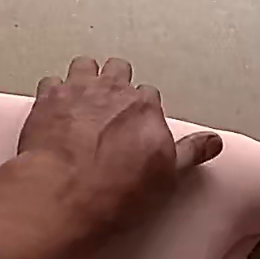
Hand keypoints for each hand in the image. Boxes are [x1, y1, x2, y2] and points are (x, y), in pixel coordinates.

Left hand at [13, 56, 222, 235]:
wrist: (66, 193)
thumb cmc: (114, 188)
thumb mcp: (168, 175)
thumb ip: (191, 151)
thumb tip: (212, 142)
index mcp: (144, 106)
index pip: (148, 95)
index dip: (141, 109)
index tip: (137, 123)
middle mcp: (112, 91)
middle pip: (118, 70)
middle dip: (115, 83)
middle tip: (111, 103)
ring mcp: (77, 92)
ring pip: (84, 65)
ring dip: (84, 77)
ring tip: (82, 97)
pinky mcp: (47, 99)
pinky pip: (50, 82)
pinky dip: (52, 92)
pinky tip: (52, 108)